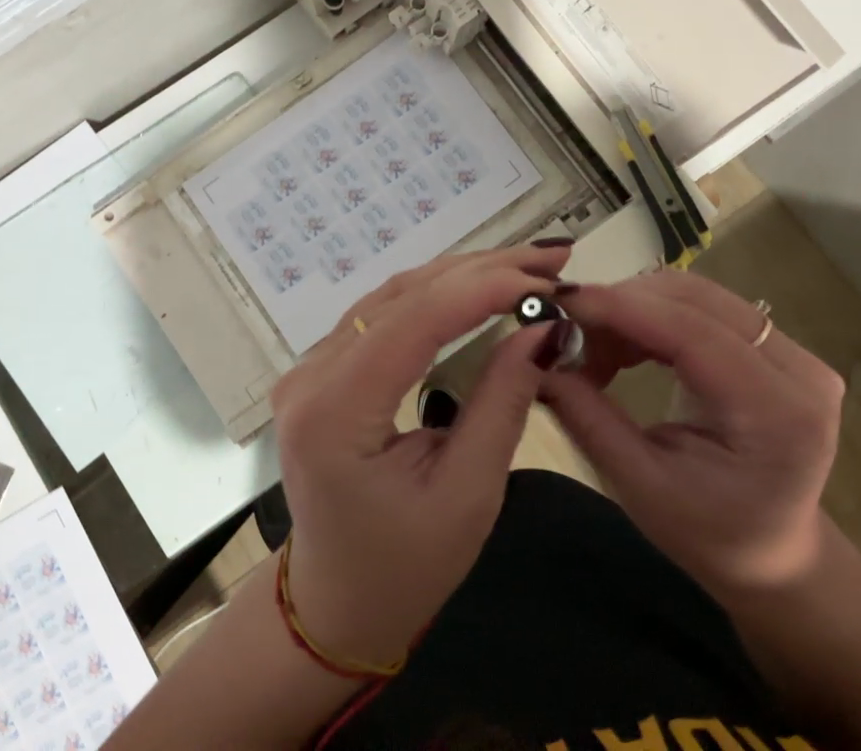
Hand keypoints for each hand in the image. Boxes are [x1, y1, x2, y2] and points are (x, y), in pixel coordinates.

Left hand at [272, 245, 572, 667]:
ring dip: (461, 275)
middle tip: (553, 258)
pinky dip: (435, 298)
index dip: (485, 288)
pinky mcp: (321, 372)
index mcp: (334, 413)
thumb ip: (502, 402)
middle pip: (400, 297)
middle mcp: (309, 377)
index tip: (551, 278)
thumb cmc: (407, 567)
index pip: (414, 321)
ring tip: (528, 266)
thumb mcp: (468, 493)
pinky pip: (380, 318)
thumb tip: (545, 327)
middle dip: (481, 270)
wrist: (339, 601)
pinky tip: (479, 287)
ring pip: (390, 298)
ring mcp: (308, 370)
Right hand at [540, 272, 843, 592]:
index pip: (693, 334)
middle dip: (622, 305)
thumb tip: (537, 356)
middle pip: (698, 301)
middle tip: (565, 333)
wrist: (770, 553)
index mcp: (778, 414)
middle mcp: (800, 371)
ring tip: (589, 350)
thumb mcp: (639, 484)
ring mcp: (794, 354)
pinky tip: (619, 348)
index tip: (560, 301)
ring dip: (633, 309)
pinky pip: (704, 310)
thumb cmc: (707, 533)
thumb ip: (589, 416)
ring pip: (697, 297)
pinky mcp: (776, 348)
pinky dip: (651, 318)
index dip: (622, 309)